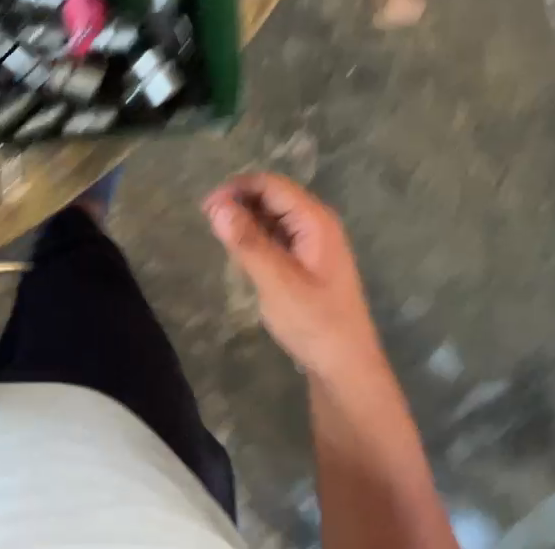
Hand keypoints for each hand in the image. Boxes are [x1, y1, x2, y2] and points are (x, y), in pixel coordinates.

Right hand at [204, 173, 381, 382]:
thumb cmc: (315, 324)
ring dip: (247, 221)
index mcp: (315, 220)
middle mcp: (318, 224)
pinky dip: (258, 238)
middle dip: (240, 203)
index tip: (207, 209)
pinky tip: (244, 256)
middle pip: (273, 196)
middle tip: (210, 225)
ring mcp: (315, 243)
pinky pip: (278, 235)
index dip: (237, 189)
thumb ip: (247, 242)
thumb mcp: (277, 282)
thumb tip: (216, 205)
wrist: (348, 370)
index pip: (271, 185)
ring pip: (274, 216)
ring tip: (223, 241)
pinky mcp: (309, 262)